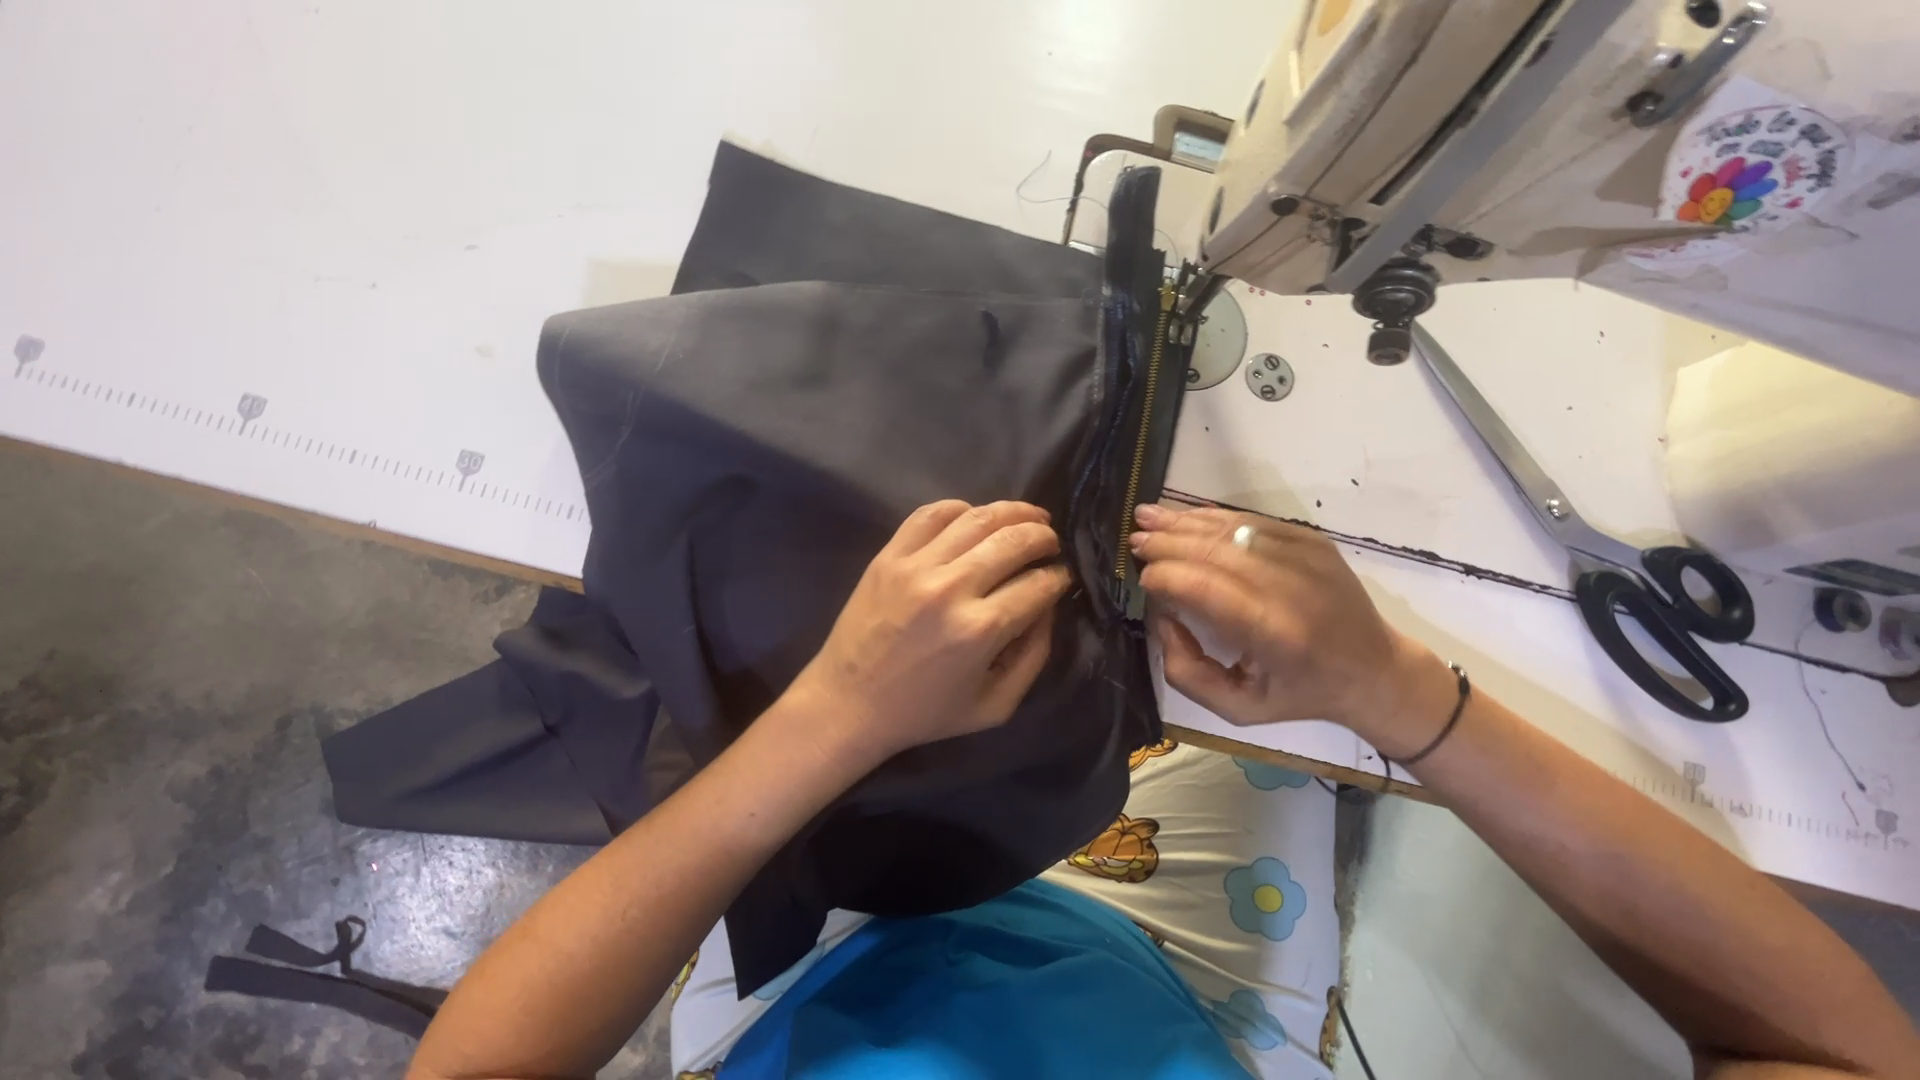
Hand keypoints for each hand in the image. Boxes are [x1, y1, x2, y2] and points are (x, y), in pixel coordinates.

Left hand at [787, 499, 1071, 764]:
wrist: (849, 704)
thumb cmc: (925, 713)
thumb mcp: (995, 706)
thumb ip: (1034, 657)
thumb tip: (1050, 606)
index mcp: (980, 630)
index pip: (1039, 584)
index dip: (1060, 577)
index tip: (1064, 576)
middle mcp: (951, 588)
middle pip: (1015, 540)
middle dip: (1045, 537)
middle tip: (1052, 543)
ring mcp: (915, 566)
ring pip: (977, 517)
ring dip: (1014, 512)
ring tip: (1030, 518)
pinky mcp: (888, 556)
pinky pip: (930, 514)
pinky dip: (960, 508)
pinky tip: (975, 518)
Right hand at [1129, 503, 1454, 757]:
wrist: (1375, 670)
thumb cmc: (1298, 694)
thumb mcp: (1237, 708)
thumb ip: (1187, 671)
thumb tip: (1160, 616)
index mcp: (1275, 633)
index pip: (1206, 588)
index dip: (1166, 576)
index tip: (1140, 578)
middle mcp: (1292, 587)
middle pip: (1214, 551)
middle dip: (1167, 543)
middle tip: (1133, 542)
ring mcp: (1306, 557)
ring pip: (1230, 528)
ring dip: (1183, 522)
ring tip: (1145, 516)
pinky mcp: (1312, 540)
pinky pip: (1251, 520)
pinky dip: (1213, 516)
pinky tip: (1185, 515)